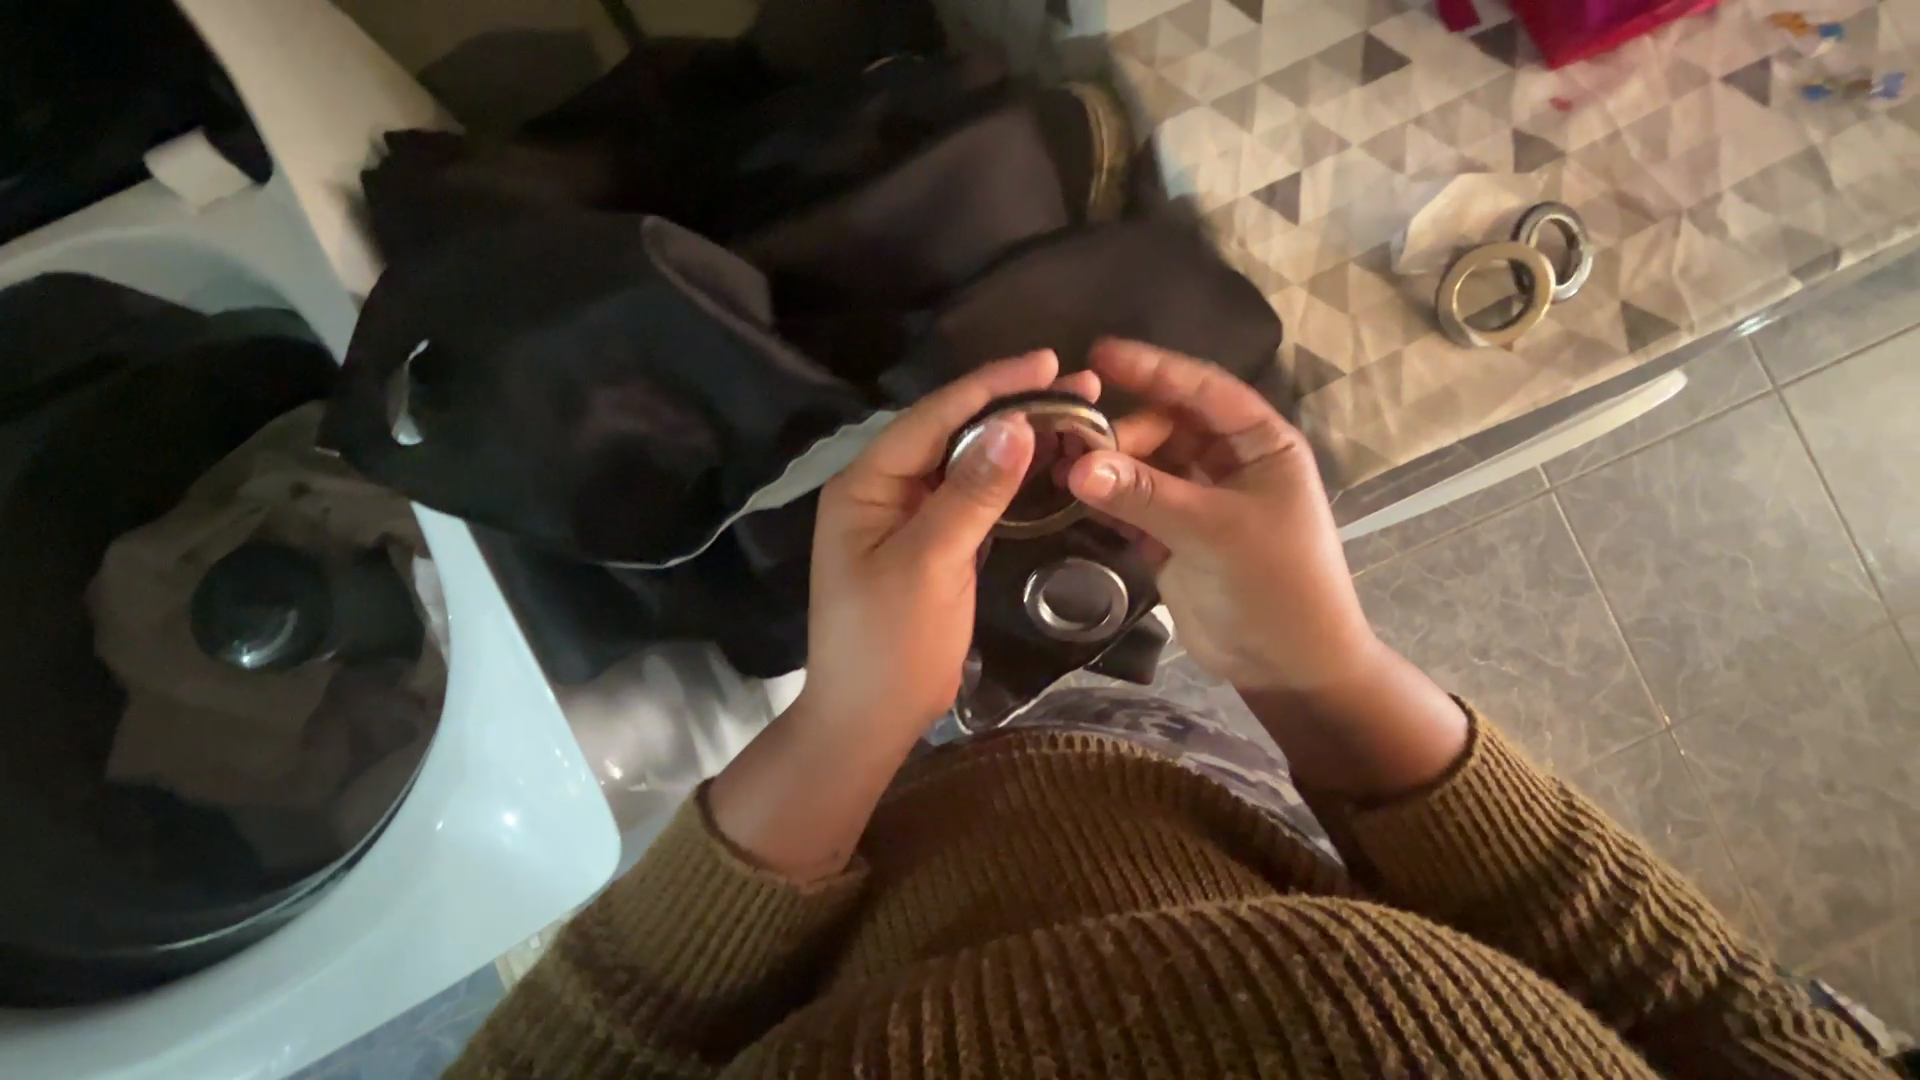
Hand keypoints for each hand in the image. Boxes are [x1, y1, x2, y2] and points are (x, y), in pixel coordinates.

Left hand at [710, 350, 1097, 879]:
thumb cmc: (889, 644)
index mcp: (865, 484)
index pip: (932, 418)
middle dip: (1009, 407)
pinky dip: (1007, 480)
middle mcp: (883, 489)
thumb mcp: (929, 564)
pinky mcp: (931, 543)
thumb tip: (1017, 425)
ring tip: (1072, 415)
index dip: (989, 386)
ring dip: (1014, 440)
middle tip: (1075, 387)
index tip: (1047, 362)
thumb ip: (971, 493)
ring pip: (965, 464)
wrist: (870, 718)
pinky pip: (970, 497)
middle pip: (950, 433)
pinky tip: (1044, 462)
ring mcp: (907, 517)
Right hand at [1064, 339, 1374, 693]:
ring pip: (1142, 466)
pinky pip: (1131, 504)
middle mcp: (1227, 463)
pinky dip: (1105, 501)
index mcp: (1260, 444)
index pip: (1203, 390)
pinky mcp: (1170, 536)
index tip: (1099, 355)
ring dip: (1107, 466)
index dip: (1153, 369)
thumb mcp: (1214, 530)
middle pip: (1163, 427)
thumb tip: (1076, 464)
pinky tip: (1070, 497)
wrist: (1286, 666)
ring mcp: (1196, 501)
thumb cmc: (1276, 585)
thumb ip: (1145, 494)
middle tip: (1076, 446)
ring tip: (1062, 468)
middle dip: (1122, 433)